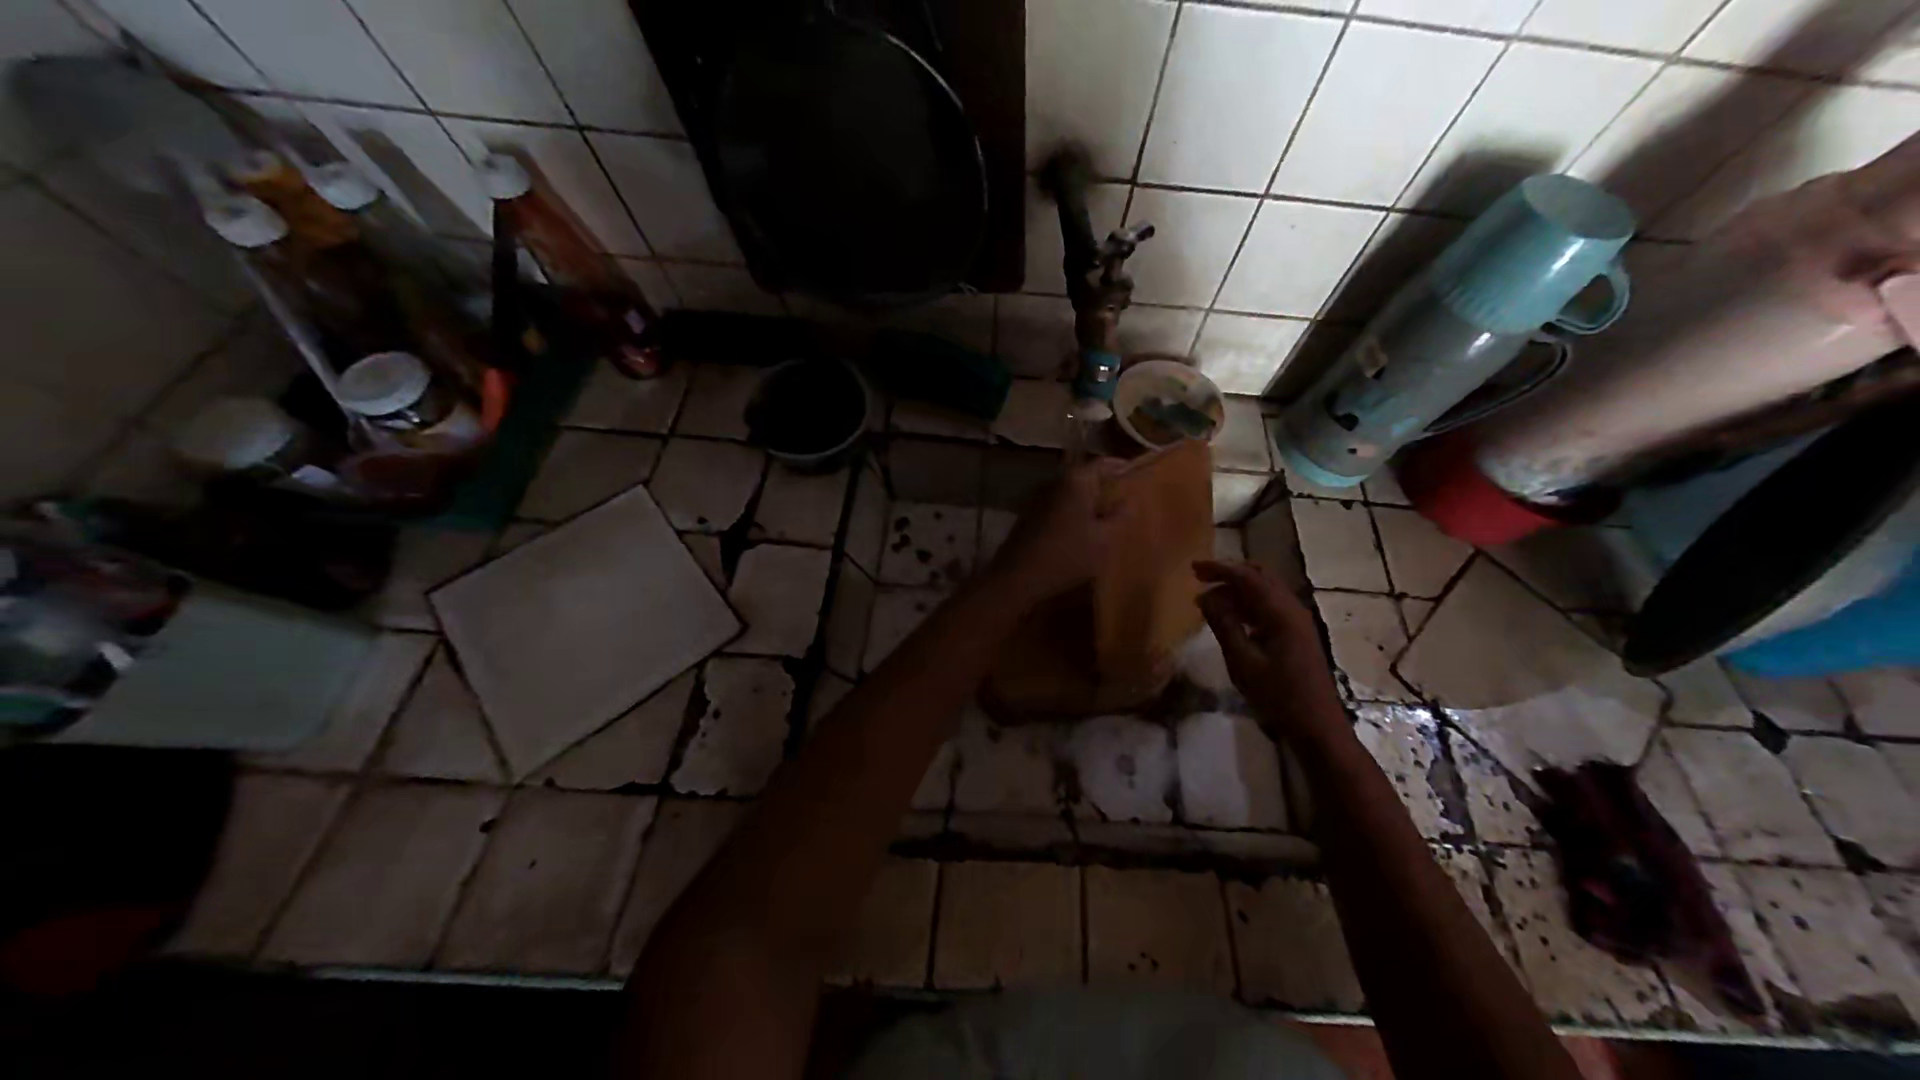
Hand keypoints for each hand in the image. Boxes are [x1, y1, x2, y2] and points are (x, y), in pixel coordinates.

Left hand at [984, 458, 1127, 608]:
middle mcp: (1055, 482)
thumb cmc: (1067, 556)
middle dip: (1105, 485)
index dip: (1121, 467)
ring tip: (1107, 515)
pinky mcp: (1030, 515)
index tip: (1135, 474)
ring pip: (1071, 492)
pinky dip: (1073, 511)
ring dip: (1088, 500)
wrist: (1018, 576)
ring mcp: (1039, 498)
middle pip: (1085, 476)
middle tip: (1124, 498)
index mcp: (1076, 482)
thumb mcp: (1103, 541)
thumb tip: (1128, 502)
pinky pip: (1059, 505)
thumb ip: (1119, 518)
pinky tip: (1082, 529)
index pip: (1103, 463)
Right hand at [1195, 560, 1346, 740]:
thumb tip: (1206, 597)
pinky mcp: (1296, 635)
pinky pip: (1270, 608)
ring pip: (1266, 592)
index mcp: (1281, 613)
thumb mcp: (1243, 662)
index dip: (1219, 569)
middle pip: (1261, 577)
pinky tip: (1231, 618)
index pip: (1247, 578)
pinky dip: (1248, 605)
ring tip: (1210, 601)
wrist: (1317, 727)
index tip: (1193, 568)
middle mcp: (1292, 610)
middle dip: (1230, 574)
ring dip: (1238, 590)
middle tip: (1200, 579)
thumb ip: (1224, 625)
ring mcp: (1297, 622)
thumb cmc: (1278, 696)